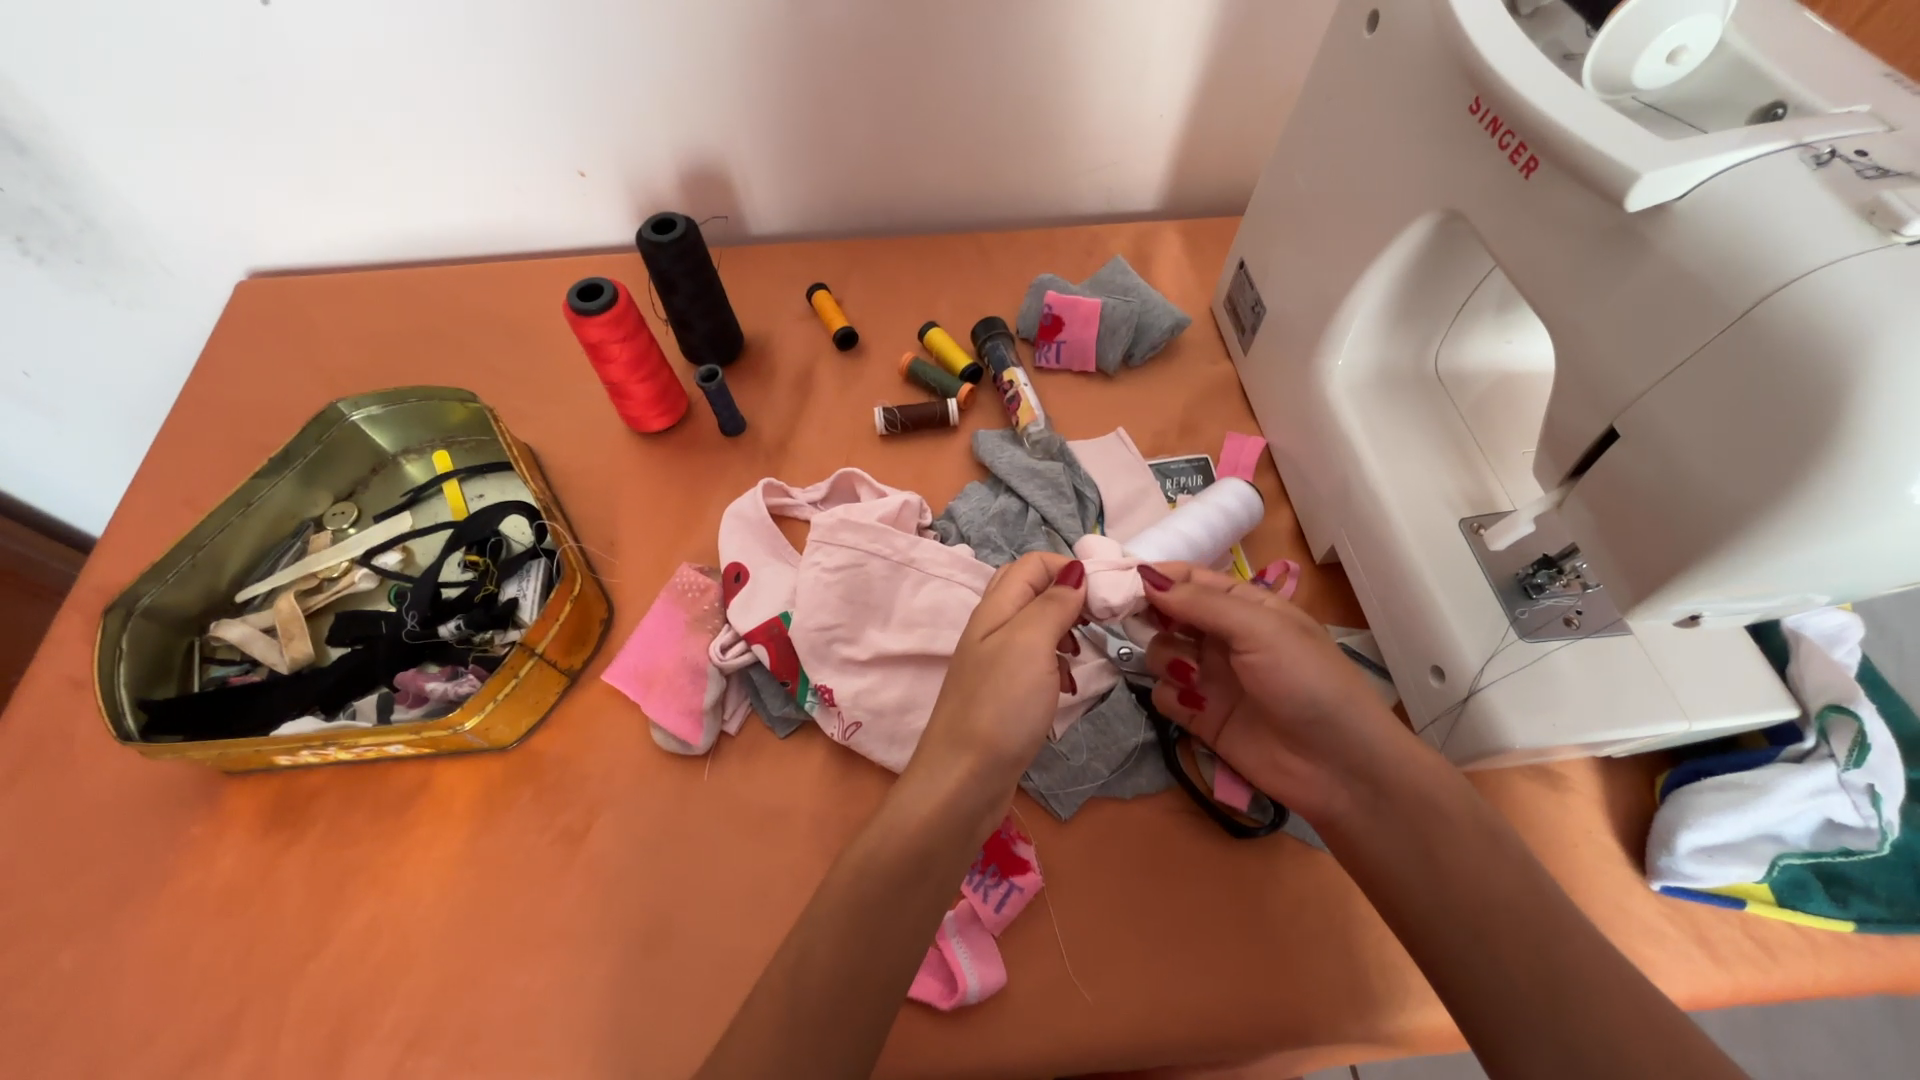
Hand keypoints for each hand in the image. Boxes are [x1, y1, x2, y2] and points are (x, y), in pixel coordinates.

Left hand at [906, 553, 1085, 829]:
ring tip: (1083, 653)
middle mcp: (991, 628)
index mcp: (995, 608)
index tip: (1106, 594)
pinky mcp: (1004, 694)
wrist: (964, 780)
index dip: (1070, 568)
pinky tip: (1068, 686)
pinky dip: (1057, 665)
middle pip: (1032, 590)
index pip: (1033, 563)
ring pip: (1036, 626)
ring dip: (1066, 631)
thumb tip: (1074, 571)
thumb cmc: (1000, 708)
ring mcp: (995, 663)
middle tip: (1099, 620)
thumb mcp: (1030, 644)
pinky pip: (1035, 662)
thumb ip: (1052, 603)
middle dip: (1070, 596)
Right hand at [1138, 562, 1425, 823]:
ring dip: (1165, 658)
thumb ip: (1199, 603)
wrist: (1338, 767)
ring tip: (1190, 676)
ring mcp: (1210, 676)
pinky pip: (1162, 693)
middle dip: (1148, 616)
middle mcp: (1222, 636)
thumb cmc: (1307, 681)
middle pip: (1166, 613)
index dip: (1153, 577)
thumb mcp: (1259, 629)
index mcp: (1244, 606)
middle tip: (1133, 621)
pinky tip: (1192, 704)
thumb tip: (1144, 576)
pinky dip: (1169, 695)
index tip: (1115, 581)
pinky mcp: (1200, 715)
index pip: (1187, 579)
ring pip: (1159, 652)